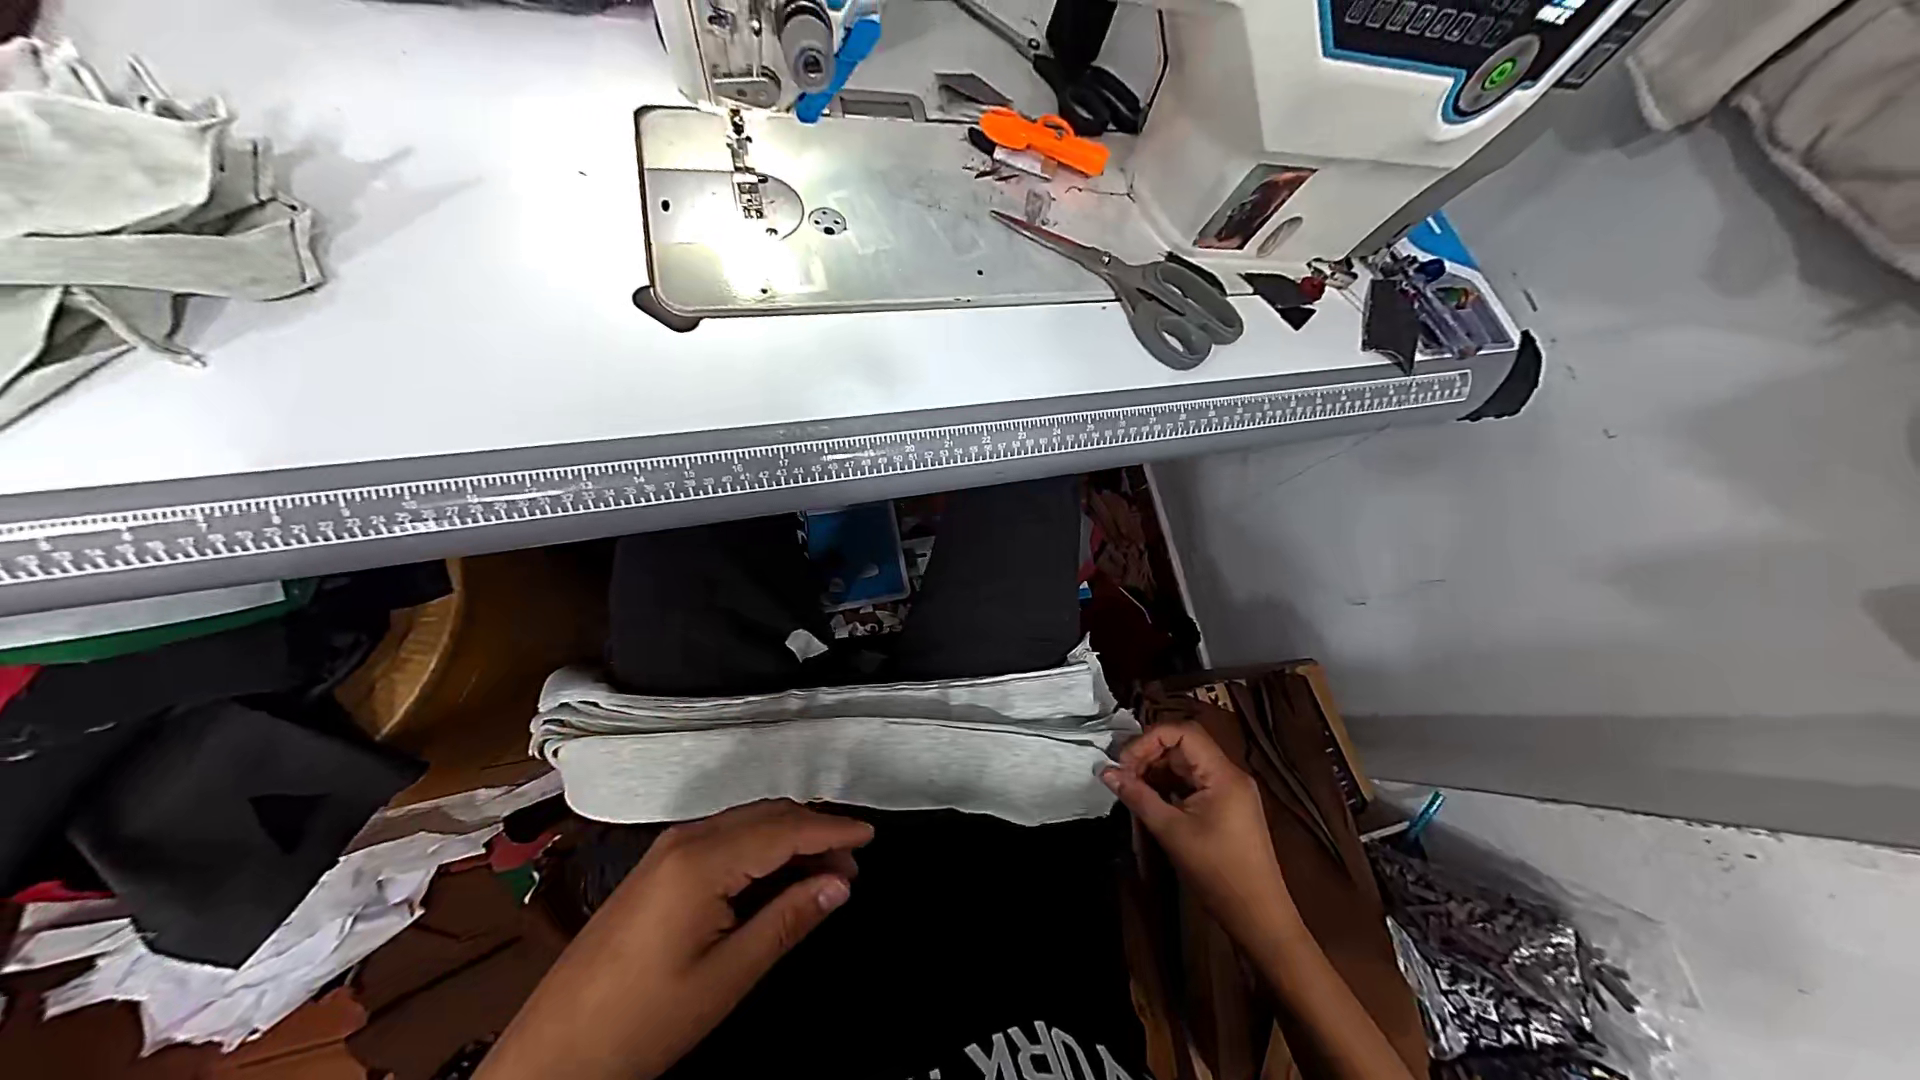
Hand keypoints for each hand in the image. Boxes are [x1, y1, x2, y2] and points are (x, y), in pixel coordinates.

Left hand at [477, 800, 873, 1079]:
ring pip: (748, 821)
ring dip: (789, 836)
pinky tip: (776, 872)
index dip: (834, 828)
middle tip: (850, 863)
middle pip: (768, 814)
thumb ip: (789, 919)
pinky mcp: (659, 865)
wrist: (553, 1053)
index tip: (870, 834)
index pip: (786, 827)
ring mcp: (668, 848)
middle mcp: (685, 839)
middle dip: (815, 830)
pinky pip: (725, 835)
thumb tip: (839, 883)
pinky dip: (761, 844)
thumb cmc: (640, 1019)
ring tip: (822, 870)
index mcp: (702, 860)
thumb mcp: (727, 975)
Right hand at [1103, 722, 1292, 943]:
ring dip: (1157, 769)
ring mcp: (1230, 790)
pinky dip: (1170, 784)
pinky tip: (1151, 798)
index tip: (1124, 762)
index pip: (1183, 732)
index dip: (1148, 739)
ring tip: (1132, 786)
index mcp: (1223, 774)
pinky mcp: (1227, 806)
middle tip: (1123, 774)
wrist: (1259, 915)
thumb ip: (1137, 796)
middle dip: (1150, 753)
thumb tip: (1106, 771)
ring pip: (1187, 763)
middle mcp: (1230, 774)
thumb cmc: (1217, 872)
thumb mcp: (1171, 831)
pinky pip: (1194, 781)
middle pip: (1185, 744)